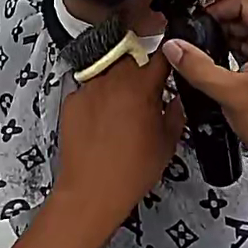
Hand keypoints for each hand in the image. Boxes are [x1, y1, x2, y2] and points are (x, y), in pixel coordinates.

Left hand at [52, 53, 182, 232]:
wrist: (91, 192)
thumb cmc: (130, 171)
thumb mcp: (167, 143)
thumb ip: (175, 114)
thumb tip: (176, 101)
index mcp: (142, 87)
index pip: (161, 56)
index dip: (169, 57)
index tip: (172, 61)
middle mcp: (114, 81)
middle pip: (132, 60)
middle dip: (141, 72)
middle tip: (147, 94)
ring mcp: (89, 89)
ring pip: (109, 73)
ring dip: (118, 84)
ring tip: (122, 110)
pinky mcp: (71, 101)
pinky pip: (89, 89)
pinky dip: (97, 99)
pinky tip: (102, 121)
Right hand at [160, 0, 247, 172]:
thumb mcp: (230, 94)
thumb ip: (198, 67)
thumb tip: (176, 48)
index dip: (217, 6)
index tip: (198, 19)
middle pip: (247, 12)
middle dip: (219, 23)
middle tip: (196, 37)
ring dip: (226, 38)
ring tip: (207, 54)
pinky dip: (235, 52)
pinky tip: (221, 67)